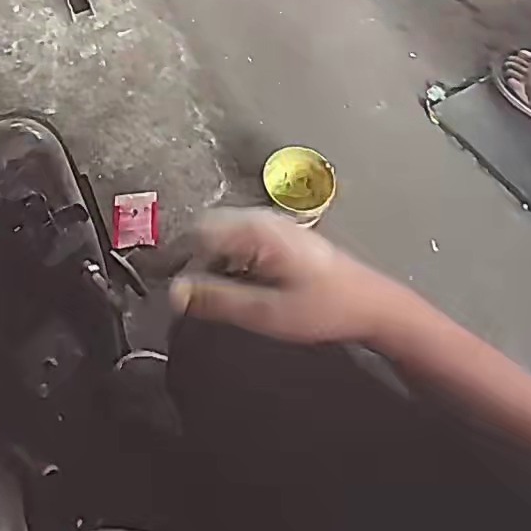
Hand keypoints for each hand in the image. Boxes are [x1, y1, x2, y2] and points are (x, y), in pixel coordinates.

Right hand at [167, 209, 432, 345]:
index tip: (157, 278)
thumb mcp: (266, 312)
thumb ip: (218, 300)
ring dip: (208, 255)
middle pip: (209, 226)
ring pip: (225, 231)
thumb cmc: (323, 308)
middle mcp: (264, 218)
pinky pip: (242, 237)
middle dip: (188, 253)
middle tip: (178, 288)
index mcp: (258, 230)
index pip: (198, 230)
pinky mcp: (283, 234)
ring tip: (200, 289)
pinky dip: (227, 255)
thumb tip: (175, 293)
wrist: (372, 303)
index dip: (174, 253)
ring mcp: (275, 223)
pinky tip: (232, 281)